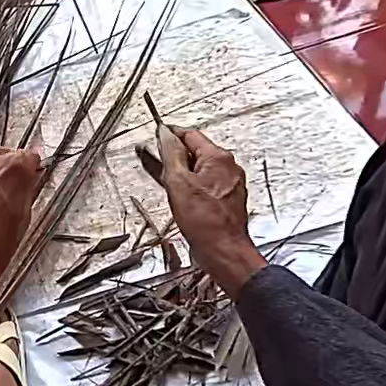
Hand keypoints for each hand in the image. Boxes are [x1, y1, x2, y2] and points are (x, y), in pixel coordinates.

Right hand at [159, 128, 265, 295]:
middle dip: (174, 155)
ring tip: (165, 179)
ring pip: (200, 169)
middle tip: (156, 160)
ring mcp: (230, 184)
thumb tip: (165, 134)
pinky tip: (179, 195)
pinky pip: (206, 184)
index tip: (156, 136)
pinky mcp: (227, 199)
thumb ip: (170, 153)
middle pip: (196, 151)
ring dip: (181, 171)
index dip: (170, 135)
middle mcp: (228, 168)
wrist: (223, 251)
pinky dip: (191, 185)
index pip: (190, 135)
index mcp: (218, 158)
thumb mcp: (178, 182)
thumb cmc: (205, 222)